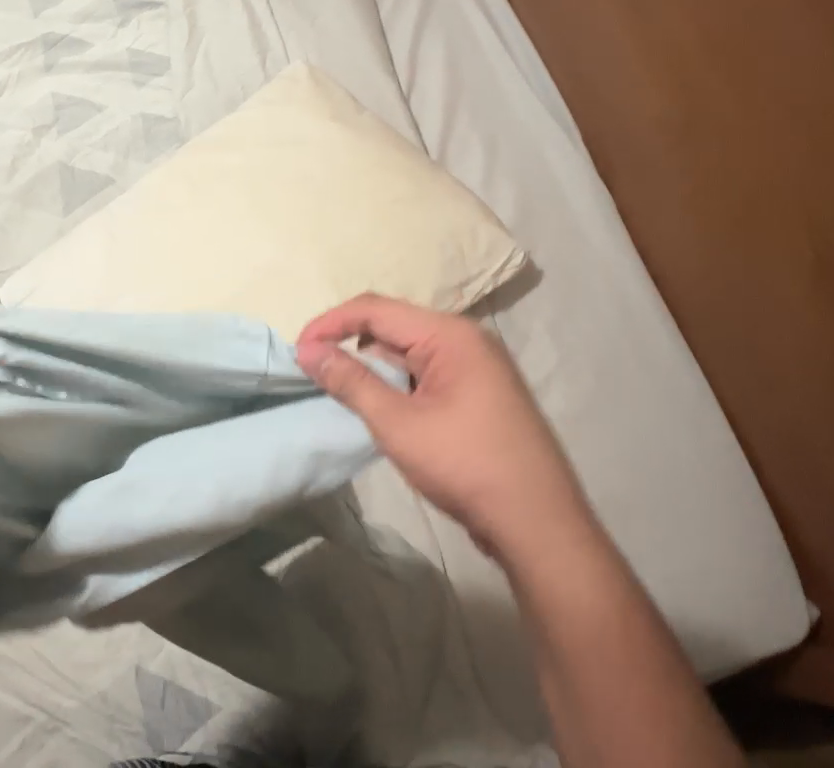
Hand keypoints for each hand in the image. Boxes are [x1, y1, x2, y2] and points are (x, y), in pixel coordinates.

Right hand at [295, 294, 586, 555]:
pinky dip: (396, 385)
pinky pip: (425, 374)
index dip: (330, 324)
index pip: (375, 309)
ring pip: (407, 352)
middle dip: (348, 344)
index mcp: (450, 335)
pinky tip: (379, 411)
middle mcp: (465, 340)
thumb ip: (350, 381)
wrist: (538, 524)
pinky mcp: (478, 394)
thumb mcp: (398, 423)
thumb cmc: (465, 465)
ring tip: (340, 394)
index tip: (296, 351)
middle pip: (392, 326)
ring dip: (372, 368)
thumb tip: (307, 350)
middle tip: (313, 372)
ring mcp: (476, 368)